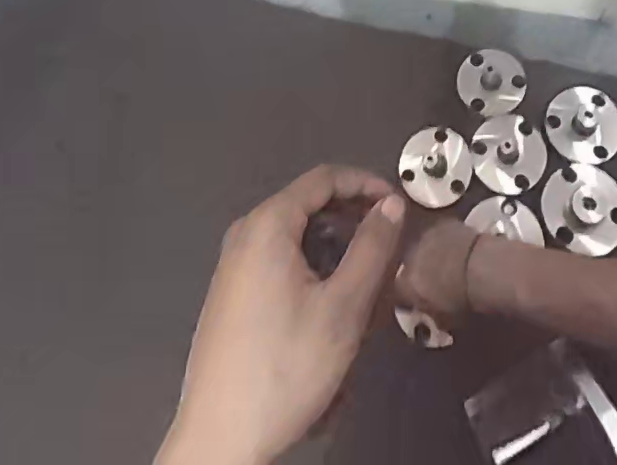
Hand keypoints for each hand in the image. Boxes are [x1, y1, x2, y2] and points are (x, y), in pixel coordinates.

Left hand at [157, 165, 405, 464]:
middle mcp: (246, 233)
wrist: (218, 443)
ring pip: (296, 235)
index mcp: (268, 223)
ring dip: (335, 246)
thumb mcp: (343, 307)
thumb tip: (391, 204)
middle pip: (309, 204)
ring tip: (366, 280)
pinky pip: (279, 259)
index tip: (398, 207)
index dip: (366, 184)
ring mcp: (233, 263)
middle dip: (353, 218)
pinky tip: (330, 302)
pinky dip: (312, 265)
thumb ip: (372, 247)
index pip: (325, 178)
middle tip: (388, 246)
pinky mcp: (231, 293)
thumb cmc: (285, 367)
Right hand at [393, 213, 482, 318]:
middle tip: (431, 278)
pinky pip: (438, 232)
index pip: (397, 290)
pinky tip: (456, 246)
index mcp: (405, 283)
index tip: (415, 299)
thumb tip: (427, 311)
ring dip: (429, 252)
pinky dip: (445, 239)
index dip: (406, 294)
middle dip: (417, 269)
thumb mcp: (443, 318)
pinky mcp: (442, 222)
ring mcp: (424, 235)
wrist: (480, 267)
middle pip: (408, 263)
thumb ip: (429, 313)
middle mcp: (409, 256)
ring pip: (422, 245)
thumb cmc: (461, 300)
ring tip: (445, 260)